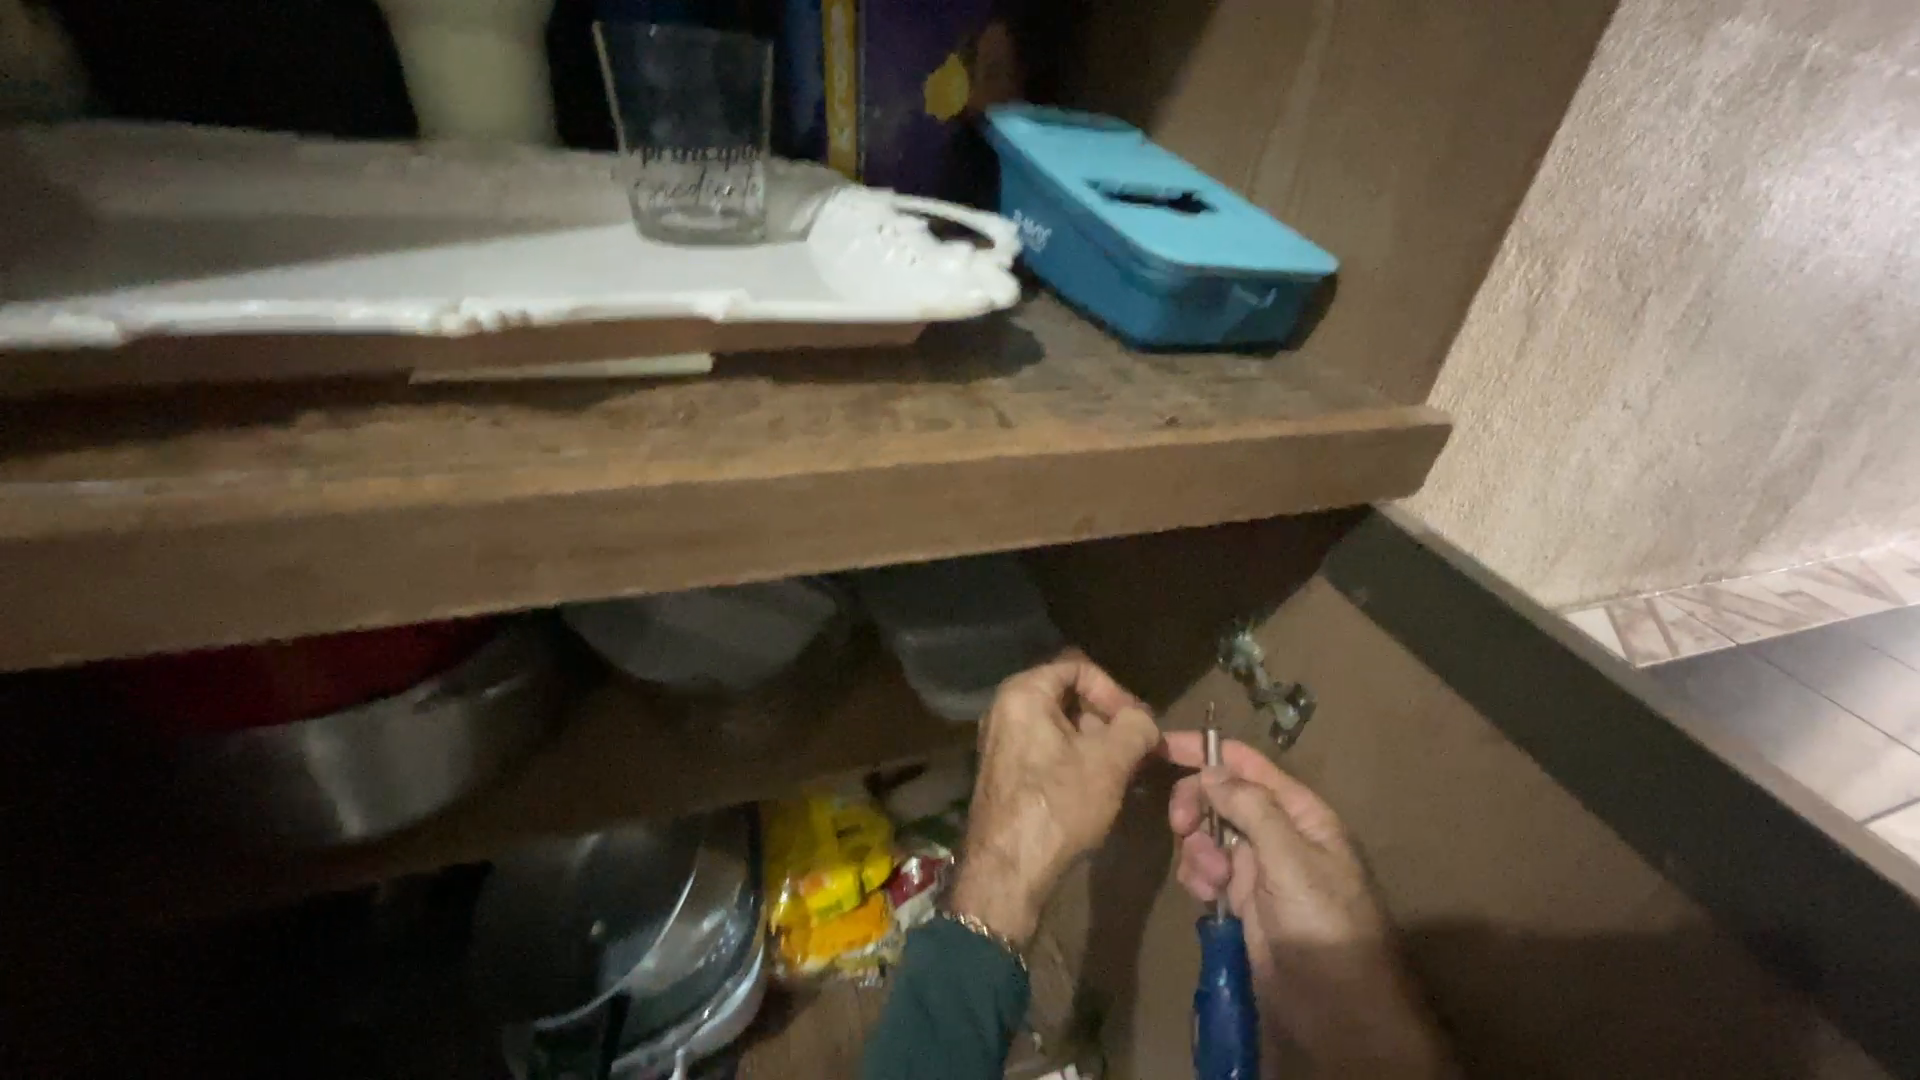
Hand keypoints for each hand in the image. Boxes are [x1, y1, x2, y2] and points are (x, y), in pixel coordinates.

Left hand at [949, 651, 1160, 944]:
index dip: (1114, 691)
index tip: (1138, 724)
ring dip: (1095, 743)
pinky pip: (1045, 750)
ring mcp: (1000, 743)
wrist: (1008, 870)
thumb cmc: (1059, 803)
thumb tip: (1145, 721)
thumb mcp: (1110, 761)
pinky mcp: (1003, 774)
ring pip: (1058, 727)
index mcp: (1023, 693)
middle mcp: (1004, 710)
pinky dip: (1074, 760)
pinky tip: (1097, 789)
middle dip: (1107, 719)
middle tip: (1136, 749)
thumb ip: (1136, 728)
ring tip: (1123, 772)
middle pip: (1067, 696)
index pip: (1078, 667)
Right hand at [1166, 734, 1453, 1076]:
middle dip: (1195, 806)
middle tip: (1181, 826)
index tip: (1162, 747)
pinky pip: (1205, 868)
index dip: (1205, 751)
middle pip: (1219, 795)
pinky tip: (1207, 896)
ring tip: (1210, 880)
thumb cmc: (1324, 923)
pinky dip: (1198, 875)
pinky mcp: (1240, 897)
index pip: (1246, 764)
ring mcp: (1257, 866)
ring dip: (1197, 849)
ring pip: (1207, 833)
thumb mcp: (1291, 858)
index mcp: (1299, 812)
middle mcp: (1276, 831)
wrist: (1338, 1008)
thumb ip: (1250, 808)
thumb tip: (1209, 770)